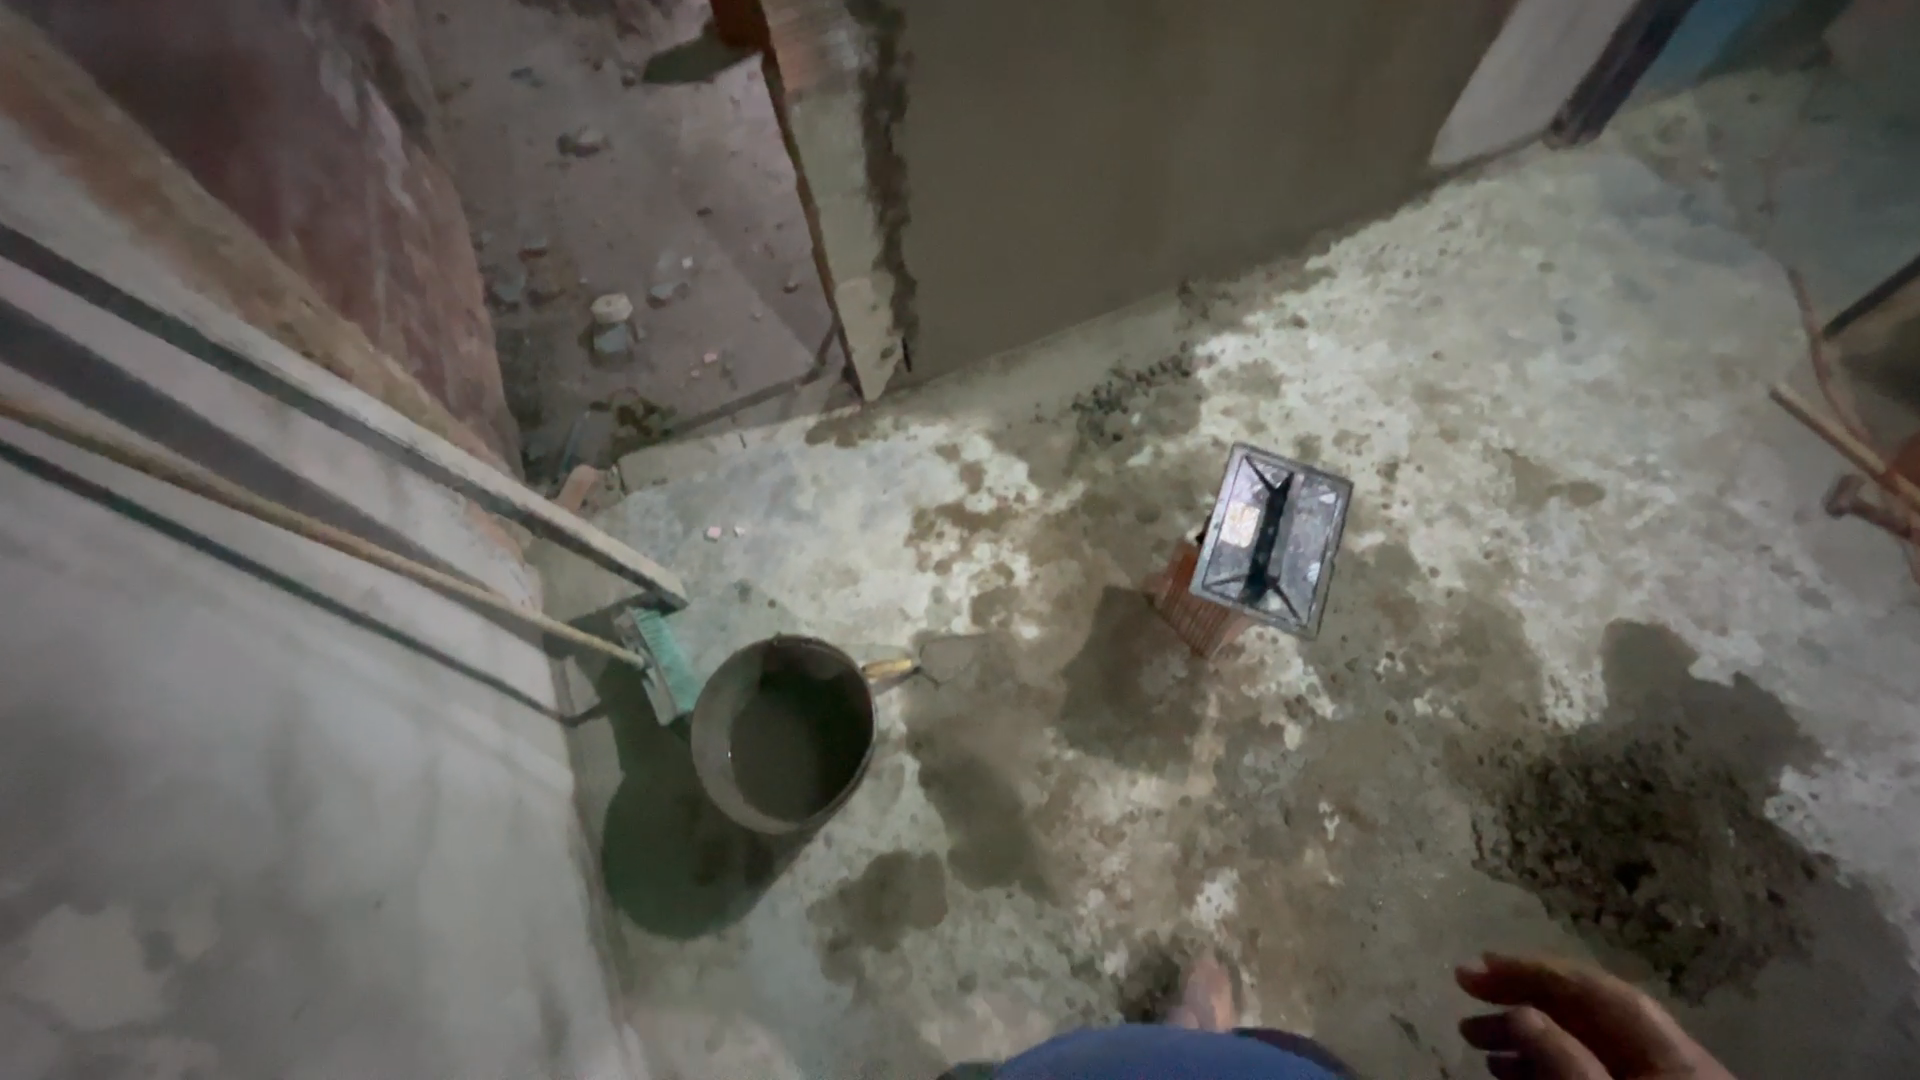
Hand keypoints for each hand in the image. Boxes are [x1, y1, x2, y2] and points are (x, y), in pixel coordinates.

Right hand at [1456, 953, 1736, 1079]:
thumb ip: (1563, 1062)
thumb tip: (1520, 1013)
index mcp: (1678, 1062)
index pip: (1599, 992)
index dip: (1535, 971)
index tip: (1476, 967)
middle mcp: (1673, 1070)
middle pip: (1589, 1015)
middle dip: (1521, 999)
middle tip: (1464, 991)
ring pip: (1583, 1044)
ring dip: (1523, 1034)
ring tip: (1474, 1038)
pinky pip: (1587, 1075)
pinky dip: (1542, 1067)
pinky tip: (1504, 1072)